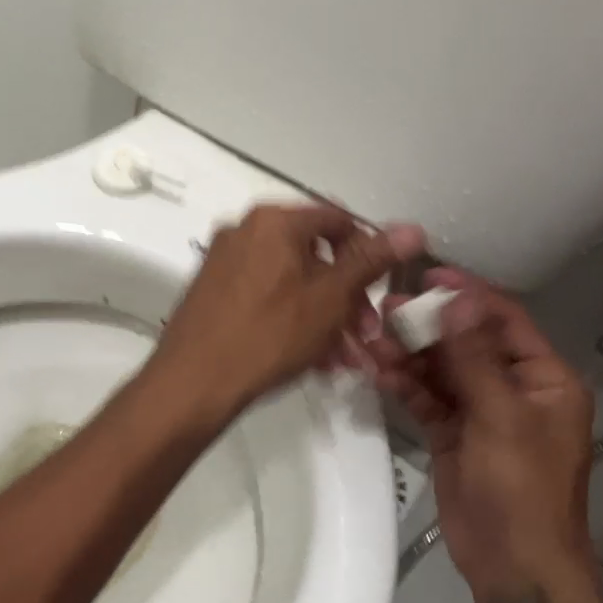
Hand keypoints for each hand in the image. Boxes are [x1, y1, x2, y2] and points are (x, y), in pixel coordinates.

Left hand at [148, 205, 426, 419]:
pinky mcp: (211, 292)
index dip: (368, 252)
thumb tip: (411, 228)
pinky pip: (264, 297)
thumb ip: (370, 261)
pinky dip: (291, 320)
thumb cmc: (268, 336)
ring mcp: (222, 262)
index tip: (379, 293)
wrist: (192, 382)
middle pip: (313, 254)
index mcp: (273, 221)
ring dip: (323, 316)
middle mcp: (243, 231)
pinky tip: (309, 359)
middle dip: (346, 296)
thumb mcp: (330, 298)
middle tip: (364, 336)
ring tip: (340, 359)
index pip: (338, 220)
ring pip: (290, 282)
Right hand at [369, 269, 597, 593]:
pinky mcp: (453, 435)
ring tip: (370, 339)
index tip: (426, 276)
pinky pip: (427, 399)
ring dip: (408, 355)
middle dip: (426, 327)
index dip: (467, 296)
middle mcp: (514, 389)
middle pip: (465, 344)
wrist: (514, 563)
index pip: (504, 322)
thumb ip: (474, 358)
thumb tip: (457, 301)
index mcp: (544, 380)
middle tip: (383, 309)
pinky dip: (405, 385)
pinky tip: (378, 370)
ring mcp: (481, 413)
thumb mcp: (501, 417)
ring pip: (441, 371)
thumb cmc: (521, 488)